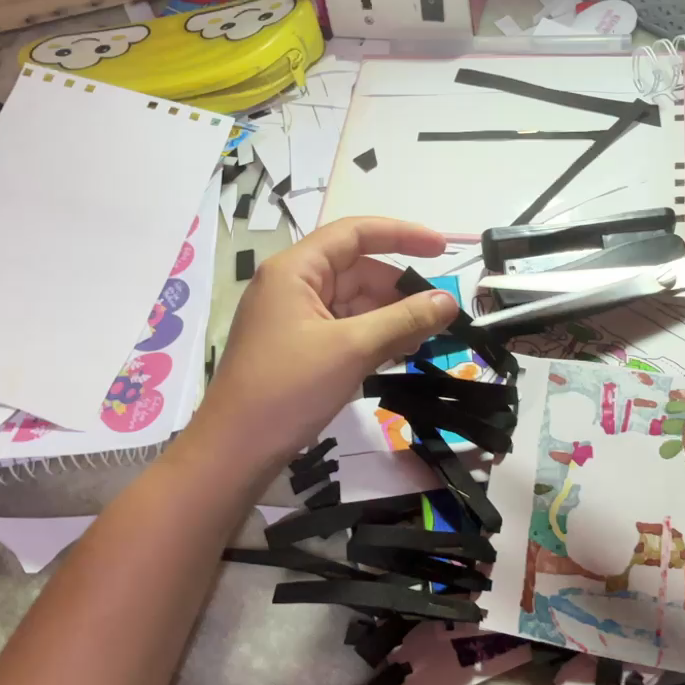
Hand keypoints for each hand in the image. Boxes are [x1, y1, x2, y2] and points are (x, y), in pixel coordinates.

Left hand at [182, 217, 458, 467]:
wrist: (235, 450)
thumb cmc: (288, 389)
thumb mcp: (352, 349)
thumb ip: (404, 320)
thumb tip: (449, 301)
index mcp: (295, 270)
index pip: (355, 233)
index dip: (402, 235)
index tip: (443, 248)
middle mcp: (291, 286)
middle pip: (356, 270)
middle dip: (399, 289)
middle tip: (441, 313)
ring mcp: (292, 319)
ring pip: (352, 304)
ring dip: (389, 317)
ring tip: (426, 339)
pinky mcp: (296, 349)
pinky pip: (343, 330)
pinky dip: (372, 338)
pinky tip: (399, 354)